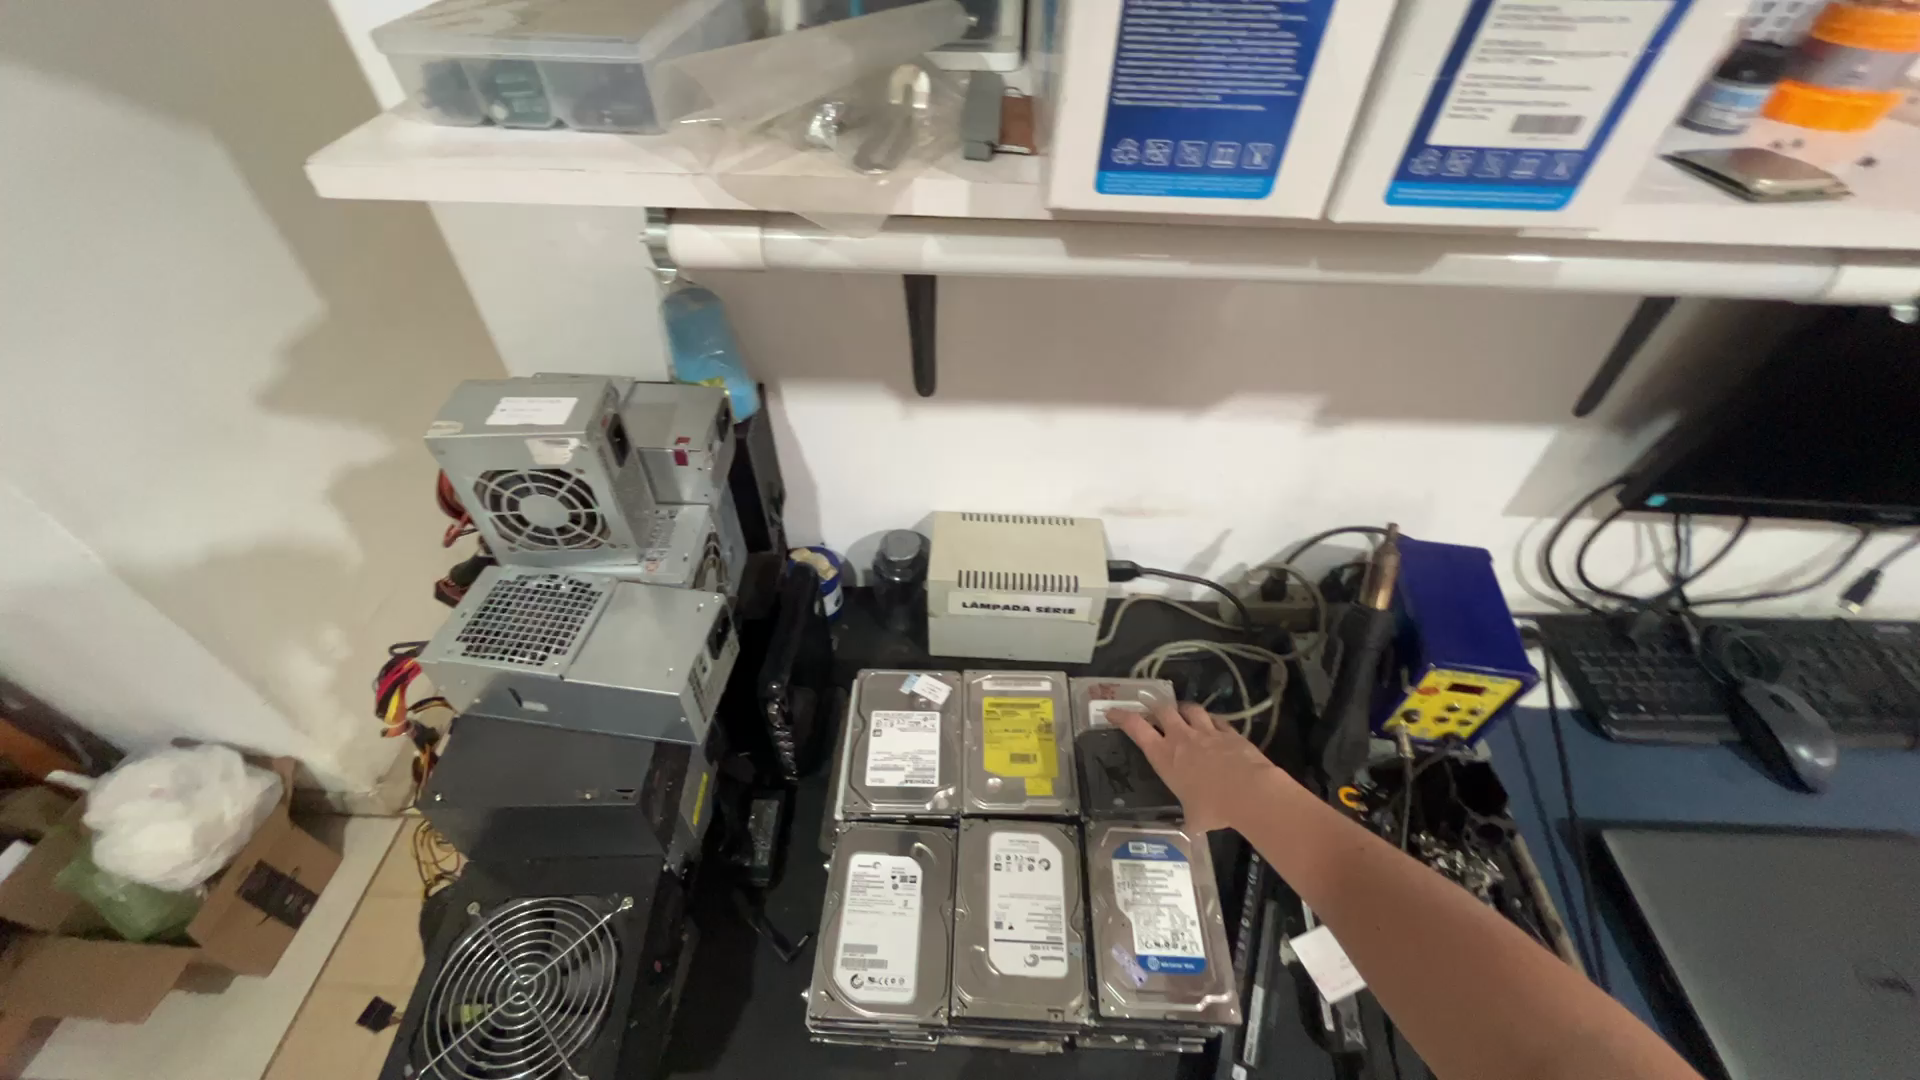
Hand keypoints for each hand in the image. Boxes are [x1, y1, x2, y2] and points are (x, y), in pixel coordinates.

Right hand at [1109, 703, 1288, 832]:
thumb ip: (1188, 818)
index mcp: (1164, 756)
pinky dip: (1211, 721)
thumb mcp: (1193, 818)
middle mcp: (1181, 737)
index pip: (1135, 727)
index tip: (1112, 713)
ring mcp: (1206, 732)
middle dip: (1154, 709)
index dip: (1121, 717)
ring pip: (1189, 709)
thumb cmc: (1214, 807)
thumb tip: (1188, 828)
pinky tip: (1213, 726)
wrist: (1250, 792)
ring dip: (1182, 709)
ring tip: (1181, 713)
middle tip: (1152, 713)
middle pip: (1162, 710)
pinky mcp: (1229, 732)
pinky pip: (1217, 720)